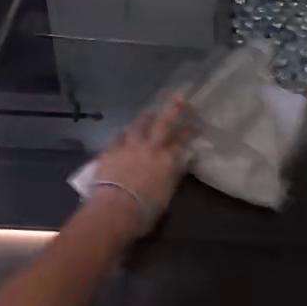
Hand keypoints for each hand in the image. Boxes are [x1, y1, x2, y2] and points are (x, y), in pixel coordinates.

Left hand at [90, 94, 191, 231]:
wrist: (115, 208)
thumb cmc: (145, 210)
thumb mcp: (166, 195)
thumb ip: (171, 176)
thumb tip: (176, 165)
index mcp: (169, 160)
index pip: (183, 141)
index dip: (190, 131)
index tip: (195, 124)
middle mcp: (151, 147)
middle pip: (164, 123)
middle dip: (174, 108)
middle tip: (180, 95)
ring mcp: (129, 146)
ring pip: (139, 124)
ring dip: (145, 117)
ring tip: (149, 112)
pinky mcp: (111, 150)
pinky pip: (119, 136)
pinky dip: (125, 133)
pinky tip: (125, 132)